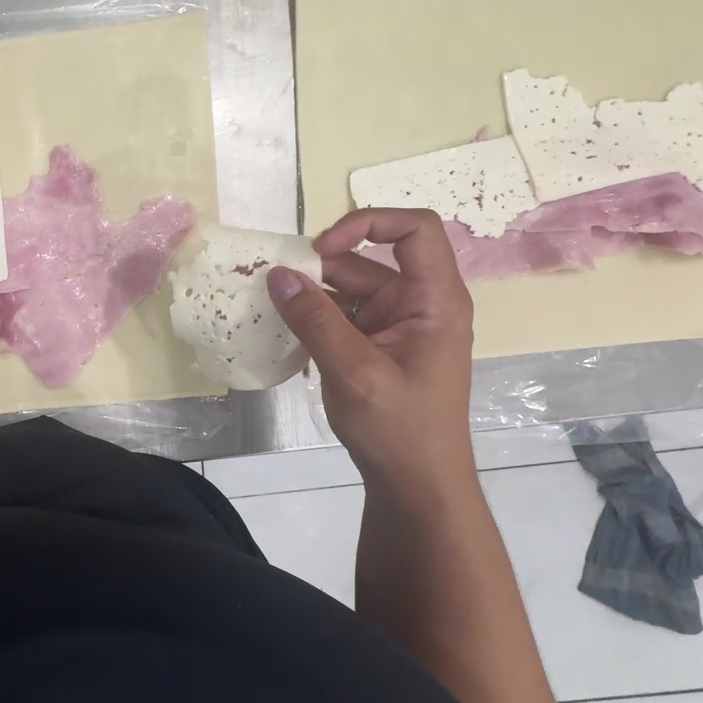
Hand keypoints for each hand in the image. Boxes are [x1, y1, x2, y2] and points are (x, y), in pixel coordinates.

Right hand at [267, 208, 476, 486]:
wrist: (415, 478)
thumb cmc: (399, 426)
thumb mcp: (354, 371)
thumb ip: (315, 321)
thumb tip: (278, 275)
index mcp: (435, 300)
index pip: (414, 231)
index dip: (367, 224)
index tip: (318, 250)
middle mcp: (418, 303)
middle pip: (368, 260)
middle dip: (319, 268)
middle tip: (271, 286)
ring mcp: (396, 325)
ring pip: (347, 289)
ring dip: (309, 296)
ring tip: (267, 310)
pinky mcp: (375, 345)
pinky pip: (340, 316)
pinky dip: (311, 319)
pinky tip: (283, 333)